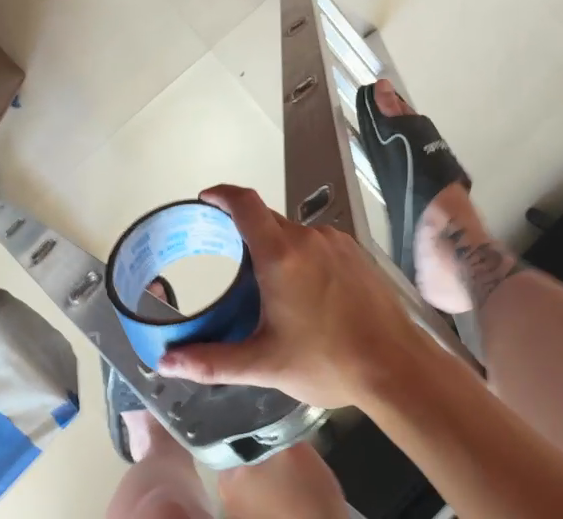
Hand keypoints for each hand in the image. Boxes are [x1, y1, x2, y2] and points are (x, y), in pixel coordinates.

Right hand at [155, 185, 429, 408]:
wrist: (395, 366)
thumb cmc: (327, 362)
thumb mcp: (263, 365)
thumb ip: (211, 362)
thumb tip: (167, 362)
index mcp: (280, 255)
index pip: (245, 204)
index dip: (222, 195)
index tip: (206, 199)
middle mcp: (308, 238)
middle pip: (267, 220)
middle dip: (245, 233)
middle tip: (228, 260)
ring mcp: (337, 243)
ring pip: (294, 234)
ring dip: (276, 250)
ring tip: (267, 288)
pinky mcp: (357, 254)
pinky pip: (318, 245)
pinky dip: (303, 258)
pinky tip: (305, 294)